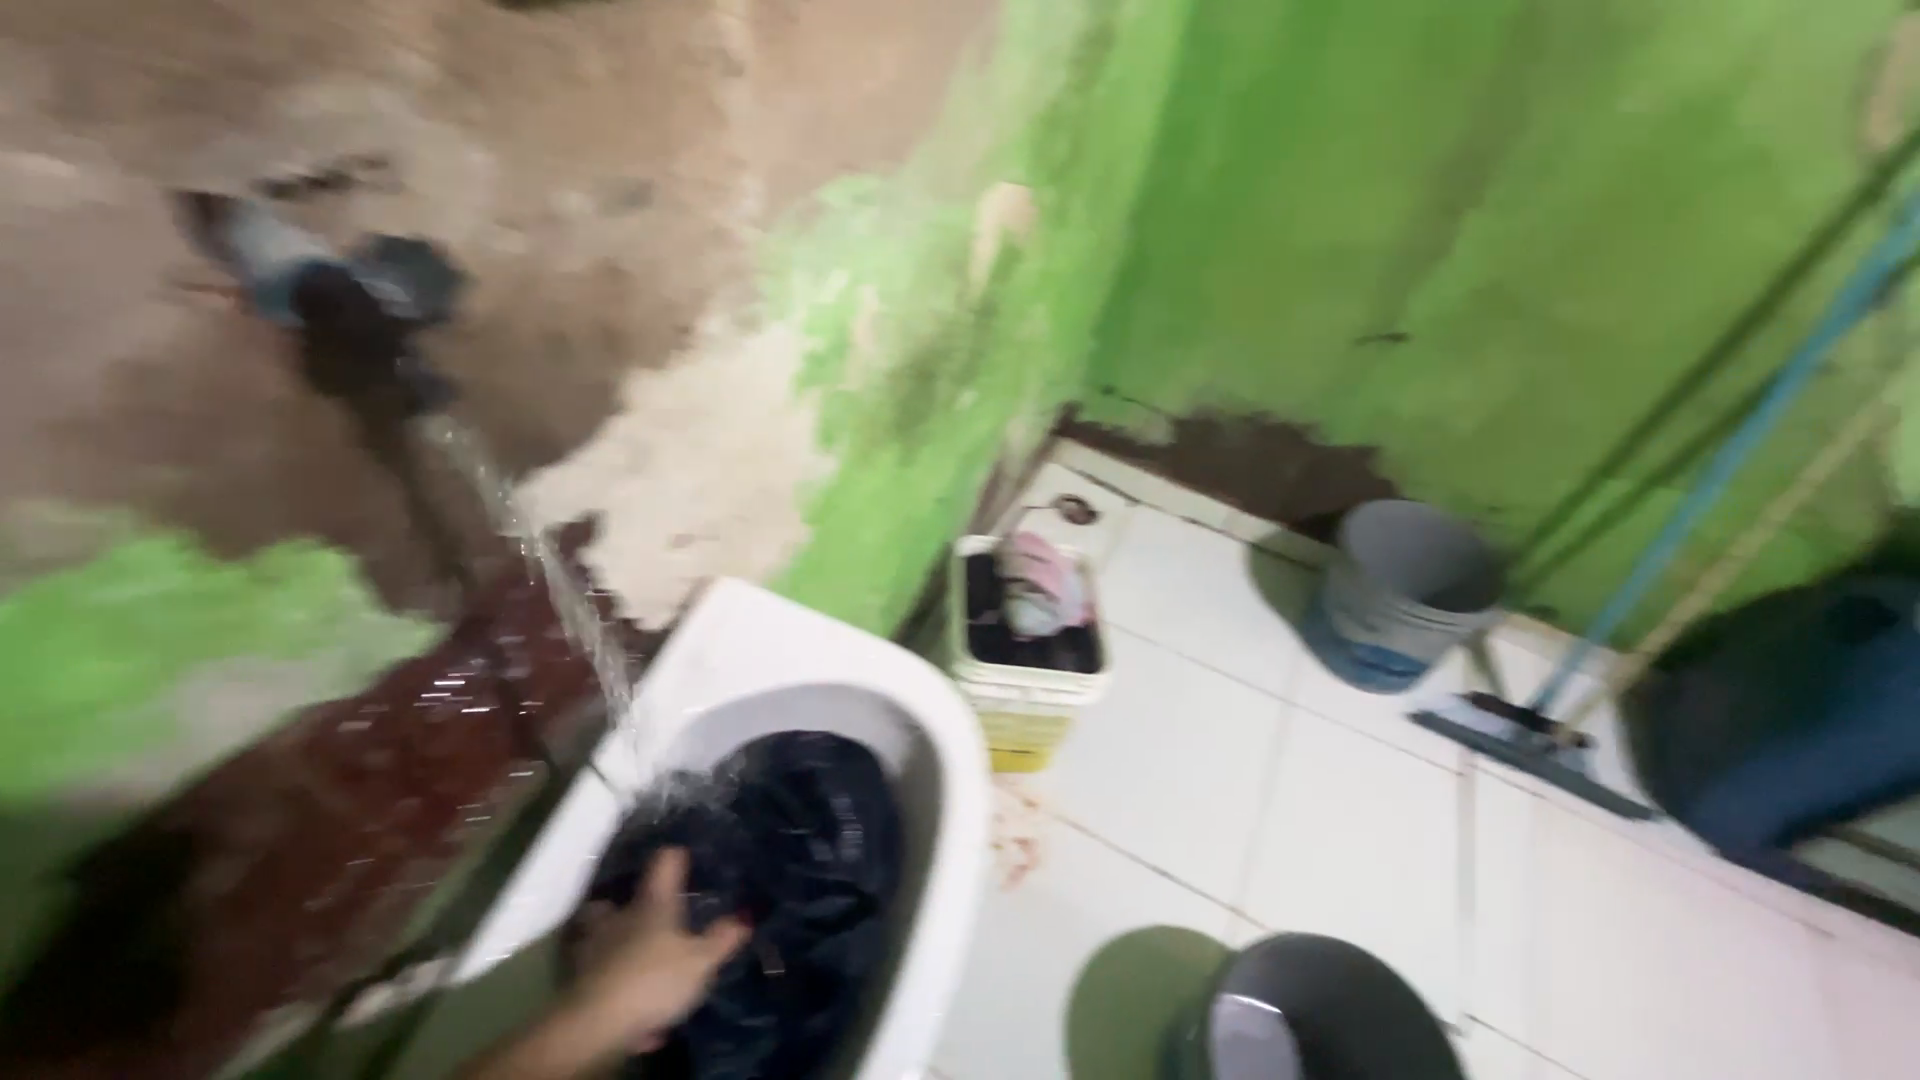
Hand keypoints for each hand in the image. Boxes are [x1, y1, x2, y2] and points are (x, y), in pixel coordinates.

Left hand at [564, 848, 750, 1055]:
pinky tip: (625, 1004)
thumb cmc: (654, 979)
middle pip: (612, 900)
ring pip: (596, 938)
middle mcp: (618, 918)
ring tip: (628, 960)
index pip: (664, 865)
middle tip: (639, 914)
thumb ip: (723, 938)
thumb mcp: (701, 961)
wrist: (595, 1025)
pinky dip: (608, 985)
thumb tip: (746, 915)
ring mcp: (592, 950)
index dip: (675, 857)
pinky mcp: (577, 983)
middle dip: (621, 905)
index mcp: (652, 903)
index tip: (682, 854)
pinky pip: (595, 977)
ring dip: (609, 946)